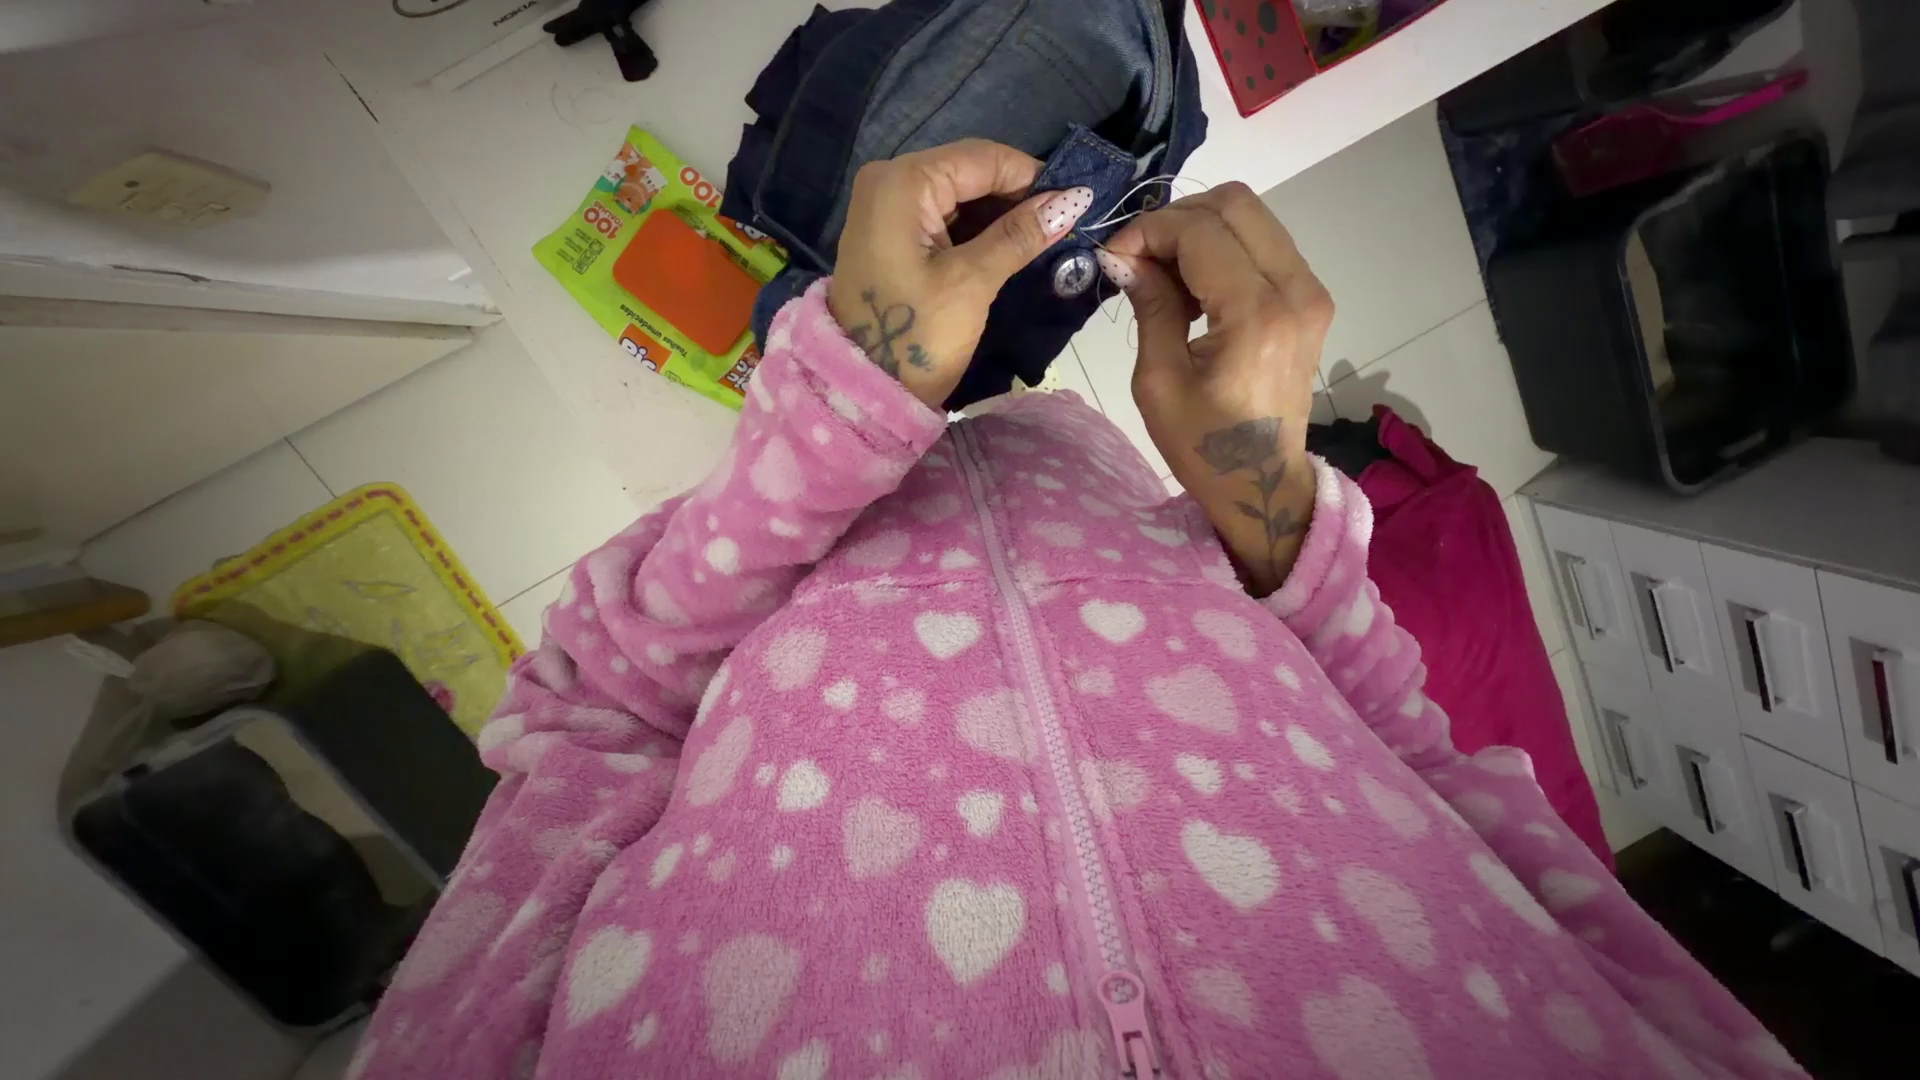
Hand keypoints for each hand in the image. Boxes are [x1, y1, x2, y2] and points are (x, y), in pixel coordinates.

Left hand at [830, 139, 1093, 406]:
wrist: (864, 391)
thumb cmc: (915, 336)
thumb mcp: (971, 283)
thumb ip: (1018, 236)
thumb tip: (1071, 200)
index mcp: (903, 182)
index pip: (982, 158)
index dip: (1032, 176)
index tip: (1076, 199)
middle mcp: (889, 183)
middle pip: (968, 174)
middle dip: (1016, 198)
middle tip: (1063, 223)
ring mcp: (885, 212)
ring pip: (957, 199)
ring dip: (999, 218)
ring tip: (1043, 239)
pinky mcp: (890, 241)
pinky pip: (941, 222)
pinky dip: (975, 233)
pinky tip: (1009, 250)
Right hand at [1098, 182, 1332, 595]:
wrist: (1262, 484)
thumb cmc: (1203, 446)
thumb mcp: (1159, 382)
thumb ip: (1150, 306)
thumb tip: (1125, 257)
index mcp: (1257, 315)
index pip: (1201, 231)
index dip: (1148, 230)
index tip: (1113, 257)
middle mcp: (1297, 289)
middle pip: (1235, 203)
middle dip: (1174, 219)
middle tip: (1136, 258)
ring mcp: (1310, 291)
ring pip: (1252, 217)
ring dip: (1198, 231)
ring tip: (1161, 274)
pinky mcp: (1309, 299)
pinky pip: (1263, 244)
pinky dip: (1221, 248)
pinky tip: (1193, 287)